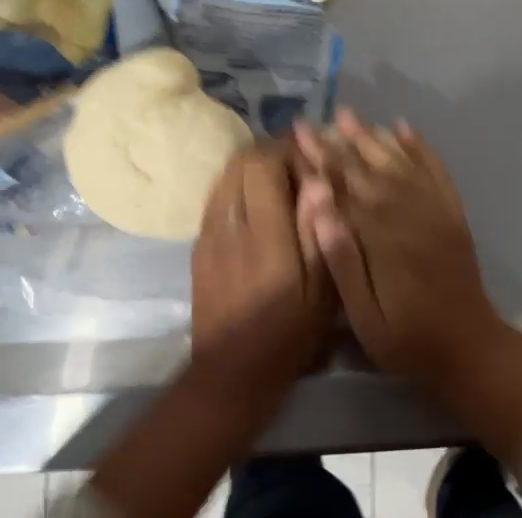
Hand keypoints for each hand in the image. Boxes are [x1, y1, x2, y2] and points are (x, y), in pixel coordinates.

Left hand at [189, 137, 333, 387]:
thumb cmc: (290, 331)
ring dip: (253, 169)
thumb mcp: (322, 286)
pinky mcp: (199, 247)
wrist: (233, 372)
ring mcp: (208, 234)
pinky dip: (239, 188)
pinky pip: (217, 197)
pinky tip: (260, 210)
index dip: (288, 150)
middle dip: (271, 153)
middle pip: (240, 162)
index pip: (263, 163)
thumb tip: (318, 178)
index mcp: (264, 232)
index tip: (313, 160)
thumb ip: (318, 227)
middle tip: (300, 168)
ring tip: (281, 184)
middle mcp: (229, 224)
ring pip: (225, 176)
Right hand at [293, 109, 505, 389]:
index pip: (342, 188)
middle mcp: (407, 214)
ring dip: (373, 138)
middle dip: (339, 142)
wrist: (468, 346)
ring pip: (398, 163)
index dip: (319, 159)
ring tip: (350, 116)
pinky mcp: (452, 214)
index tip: (299, 134)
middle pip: (367, 170)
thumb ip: (342, 259)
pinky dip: (420, 148)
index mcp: (380, 237)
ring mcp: (433, 211)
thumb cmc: (406, 338)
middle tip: (316, 119)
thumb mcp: (364, 314)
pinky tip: (404, 129)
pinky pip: (435, 172)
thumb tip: (319, 206)